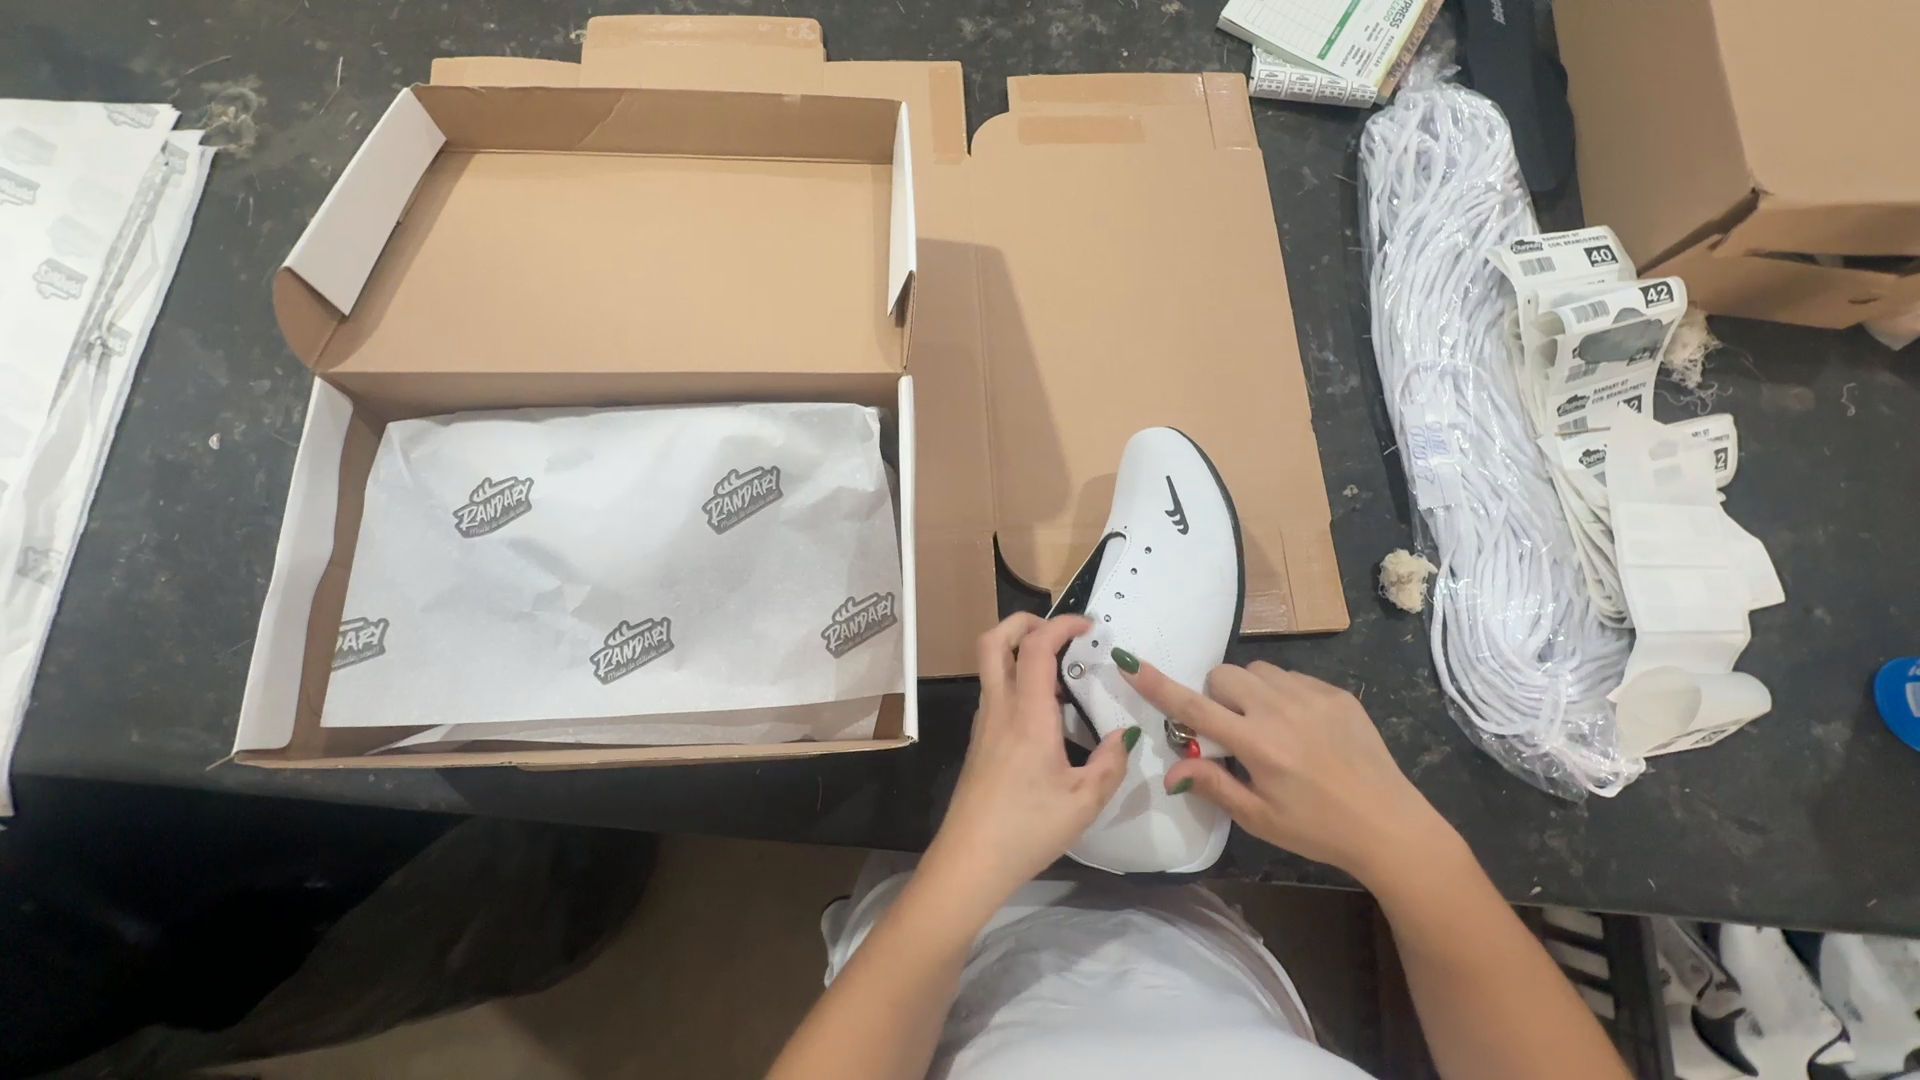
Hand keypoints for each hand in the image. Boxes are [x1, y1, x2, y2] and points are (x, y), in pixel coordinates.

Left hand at [924, 614, 1136, 909]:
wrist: (970, 860)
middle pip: (994, 640)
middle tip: (1059, 633)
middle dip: (1024, 621)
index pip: (1036, 646)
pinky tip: (1045, 712)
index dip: (1061, 624)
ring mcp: (983, 723)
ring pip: (990, 666)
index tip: (1089, 626)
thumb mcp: (1085, 801)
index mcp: (1027, 714)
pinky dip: (1016, 681)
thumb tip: (1122, 736)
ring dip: (1019, 652)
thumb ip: (1109, 763)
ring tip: (1060, 674)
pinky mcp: (979, 741)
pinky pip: (994, 692)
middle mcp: (999, 708)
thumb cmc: (1028, 829)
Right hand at [1124, 657, 1458, 891]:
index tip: (1130, 663)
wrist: (1391, 825)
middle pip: (1223, 675)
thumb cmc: (1317, 829)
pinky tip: (1299, 727)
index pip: (1193, 707)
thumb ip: (1213, 786)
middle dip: (1215, 696)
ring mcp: (1312, 696)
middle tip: (1229, 731)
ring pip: (1256, 671)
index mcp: (1257, 744)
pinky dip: (1280, 693)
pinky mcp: (1336, 693)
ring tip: (1267, 727)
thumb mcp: (1259, 818)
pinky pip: (1290, 676)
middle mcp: (1280, 710)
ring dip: (1247, 692)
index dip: (1157, 685)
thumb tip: (1170, 773)